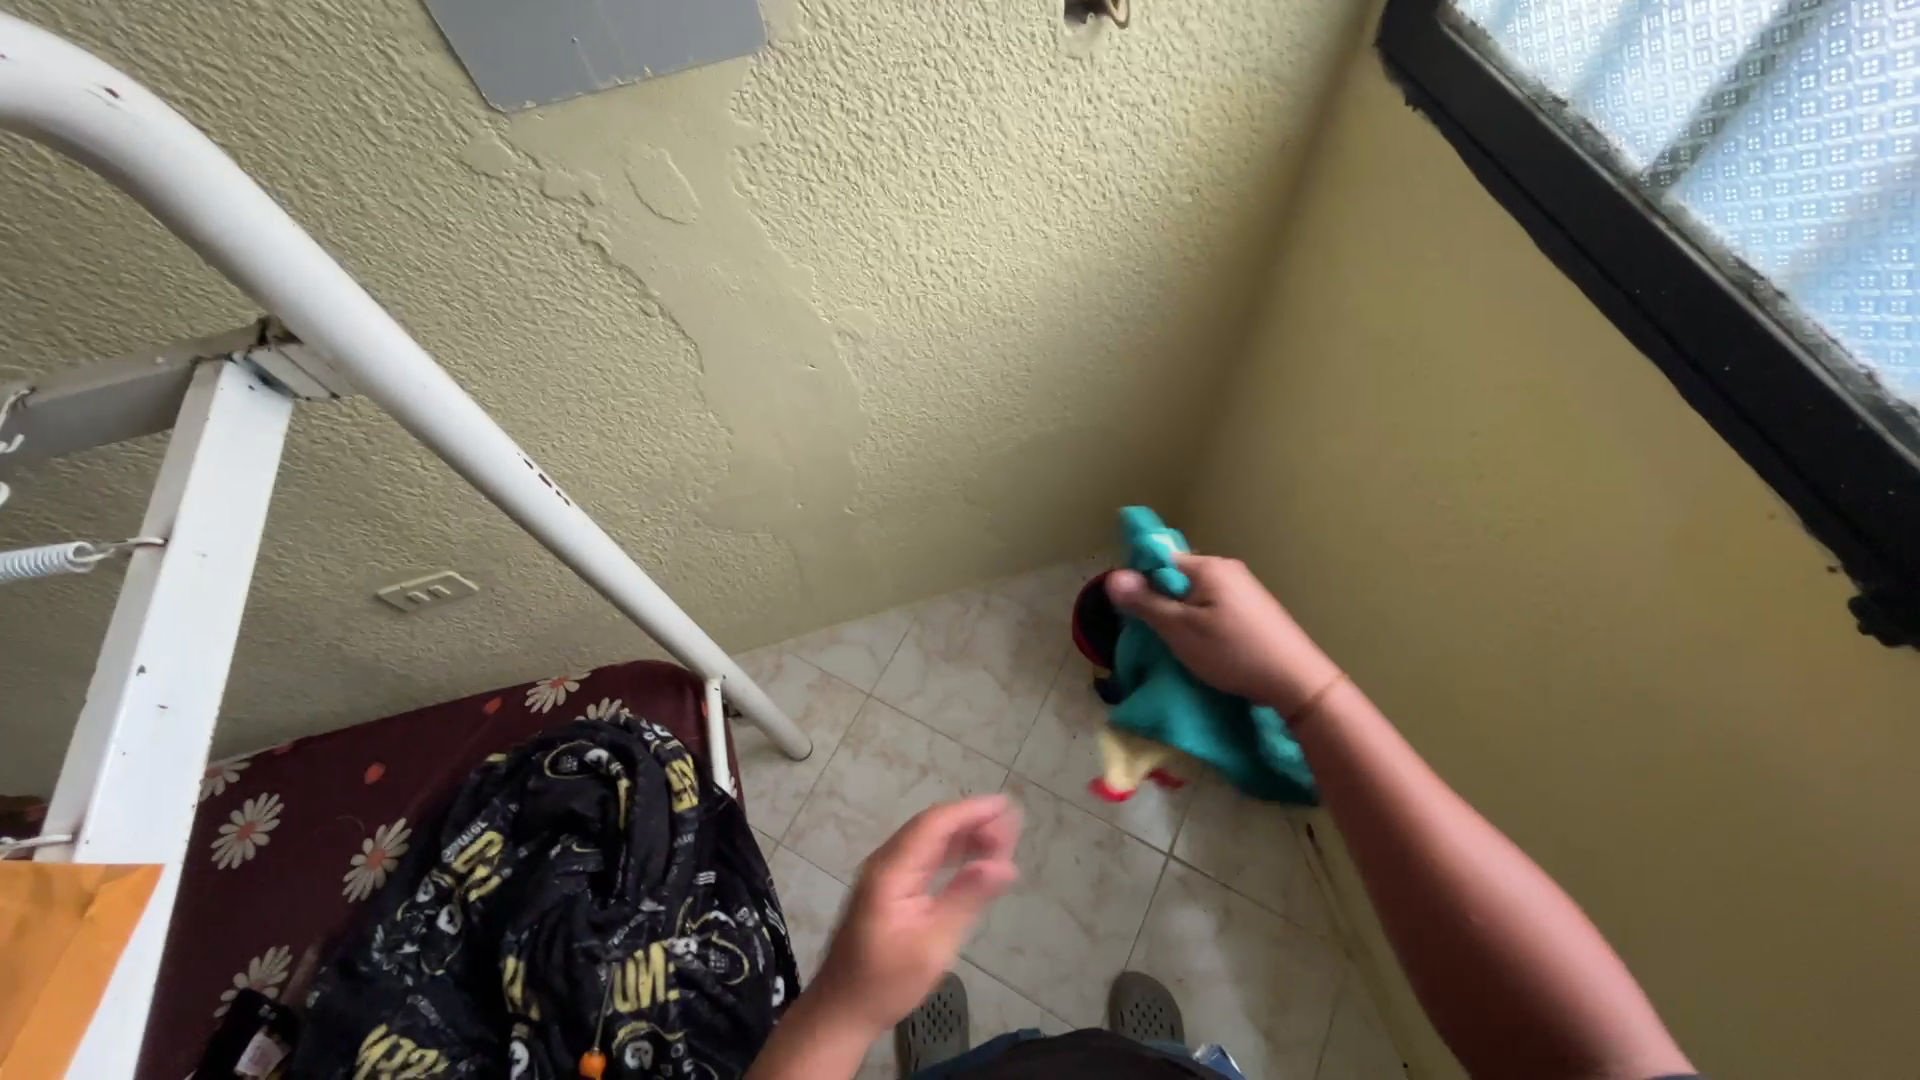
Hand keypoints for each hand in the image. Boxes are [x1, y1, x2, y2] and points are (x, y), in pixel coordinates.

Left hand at [810, 796, 1021, 1034]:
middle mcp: (886, 863)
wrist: (840, 1011)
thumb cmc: (885, 982)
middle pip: (933, 827)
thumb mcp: (932, 946)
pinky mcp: (890, 889)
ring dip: (965, 837)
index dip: (971, 811)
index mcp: (891, 870)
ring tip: (1003, 841)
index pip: (935, 824)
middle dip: (973, 821)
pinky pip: (925, 858)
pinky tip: (976, 862)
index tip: (1005, 807)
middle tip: (1012, 828)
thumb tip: (1004, 866)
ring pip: (930, 841)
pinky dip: (953, 854)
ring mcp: (886, 875)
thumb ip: (966, 899)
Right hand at [1106, 553, 1341, 712]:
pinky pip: (1211, 605)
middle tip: (1149, 632)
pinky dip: (1198, 620)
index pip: (1158, 558)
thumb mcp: (1180, 630)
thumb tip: (1113, 576)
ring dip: (1178, 613)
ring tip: (1173, 642)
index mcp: (1208, 567)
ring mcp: (1242, 588)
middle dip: (1158, 599)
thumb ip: (1146, 602)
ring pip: (1193, 594)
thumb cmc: (1233, 652)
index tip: (1129, 609)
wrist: (1297, 682)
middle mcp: (1226, 569)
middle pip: (1176, 576)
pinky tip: (1199, 644)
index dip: (1139, 581)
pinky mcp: (1252, 609)